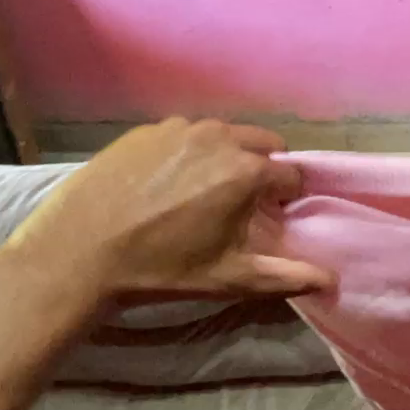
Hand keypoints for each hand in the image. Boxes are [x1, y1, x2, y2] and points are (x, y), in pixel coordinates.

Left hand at [0, 118, 334, 313]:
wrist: (75, 255)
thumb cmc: (161, 270)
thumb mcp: (230, 279)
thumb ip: (287, 276)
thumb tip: (333, 281)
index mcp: (247, 171)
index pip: (292, 173)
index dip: (286, 196)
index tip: (269, 216)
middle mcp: (219, 137)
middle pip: (263, 144)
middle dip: (261, 168)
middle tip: (238, 202)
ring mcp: (179, 129)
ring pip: (223, 135)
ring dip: (225, 157)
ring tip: (199, 192)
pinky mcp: (145, 130)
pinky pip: (183, 134)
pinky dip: (187, 152)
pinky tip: (163, 184)